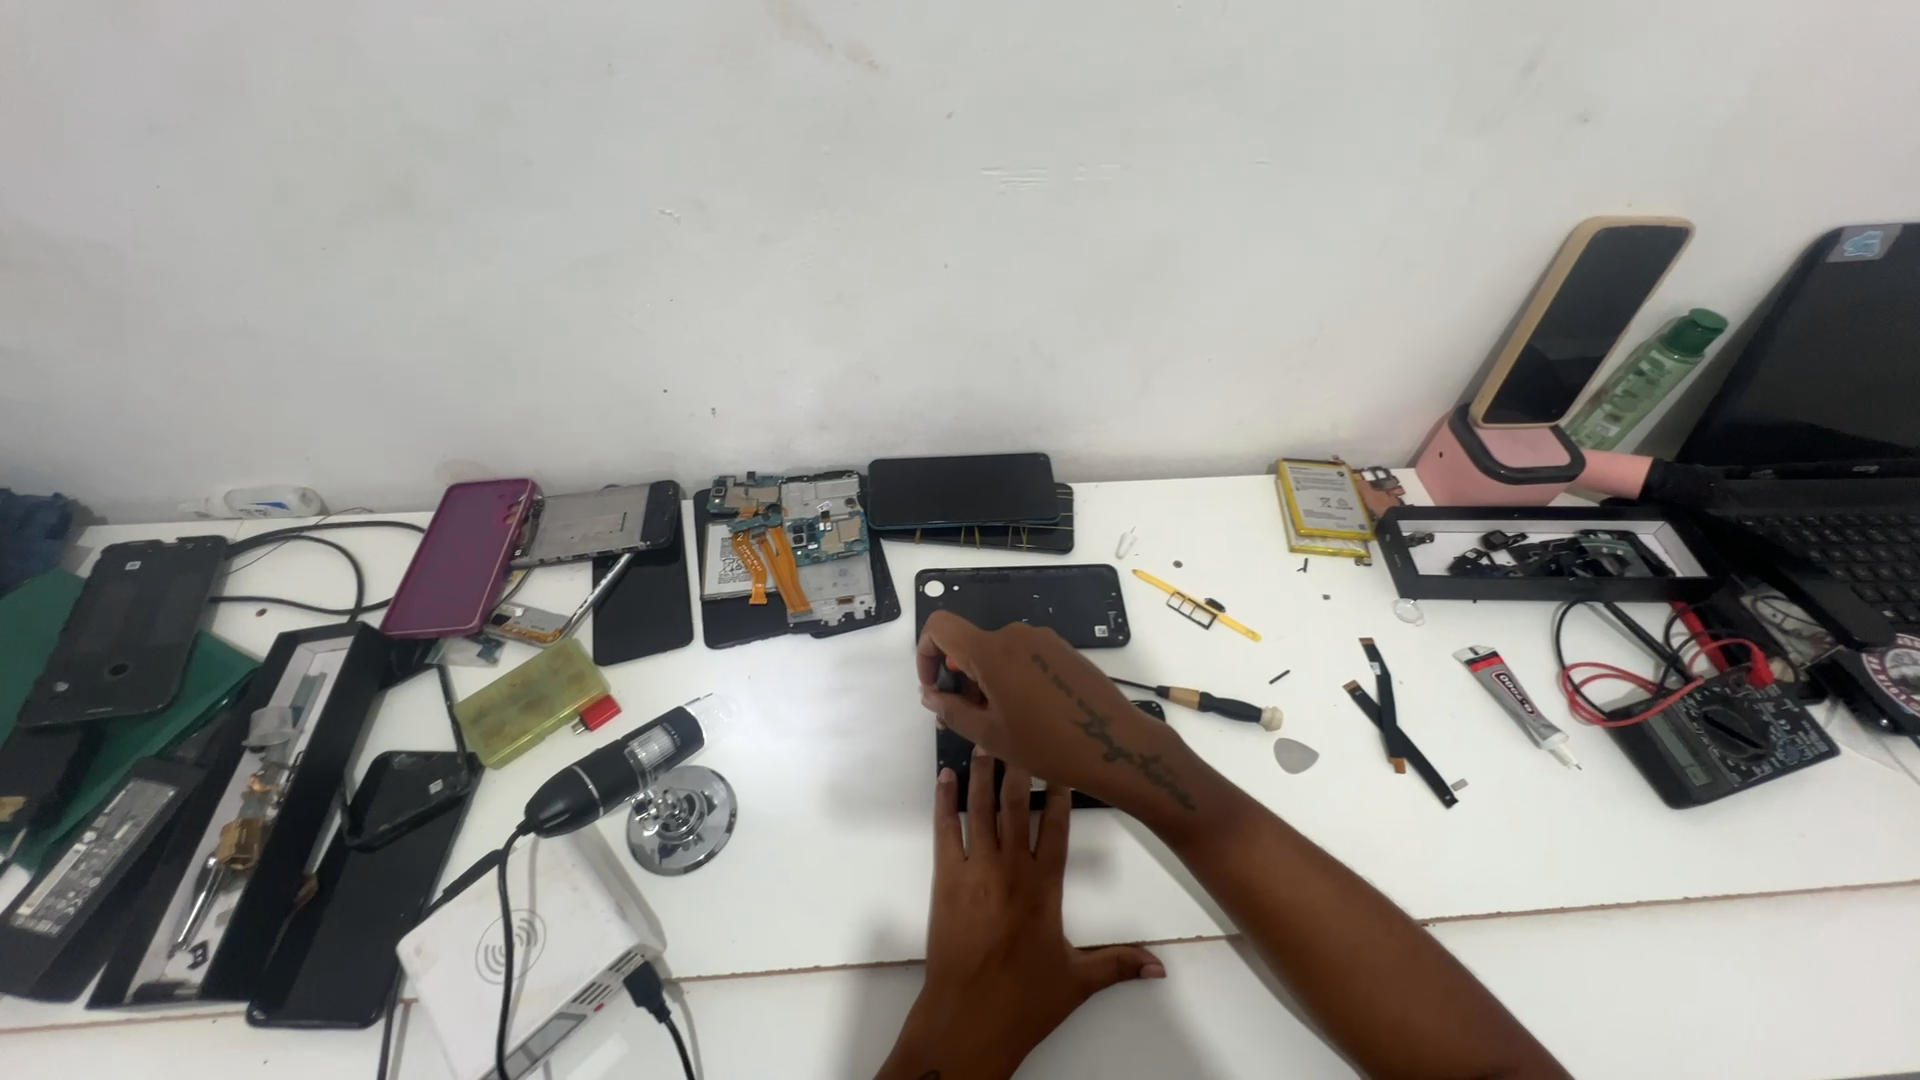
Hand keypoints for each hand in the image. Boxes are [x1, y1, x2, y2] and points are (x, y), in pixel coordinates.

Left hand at [875, 757, 1163, 1079]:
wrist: (968, 1018)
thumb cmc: (1024, 999)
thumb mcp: (1078, 980)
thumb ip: (1119, 963)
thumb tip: (1161, 966)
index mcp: (1044, 886)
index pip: (1055, 826)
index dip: (1058, 791)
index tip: (1061, 761)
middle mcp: (1011, 867)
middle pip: (1015, 805)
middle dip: (1018, 766)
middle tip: (1018, 730)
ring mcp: (975, 869)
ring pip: (980, 809)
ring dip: (982, 773)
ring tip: (983, 741)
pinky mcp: (945, 878)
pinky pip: (944, 830)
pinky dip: (944, 801)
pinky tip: (945, 777)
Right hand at [916, 612, 1203, 818]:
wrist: (1116, 745)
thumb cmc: (1049, 744)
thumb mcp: (990, 735)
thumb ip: (952, 710)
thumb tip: (930, 695)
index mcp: (992, 651)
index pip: (940, 627)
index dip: (926, 652)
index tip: (934, 687)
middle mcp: (1017, 635)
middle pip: (971, 643)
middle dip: (959, 676)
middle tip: (967, 717)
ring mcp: (1044, 640)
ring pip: (998, 651)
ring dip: (987, 680)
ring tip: (1000, 722)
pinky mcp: (1064, 650)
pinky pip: (1024, 655)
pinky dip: (1012, 677)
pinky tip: (1028, 713)